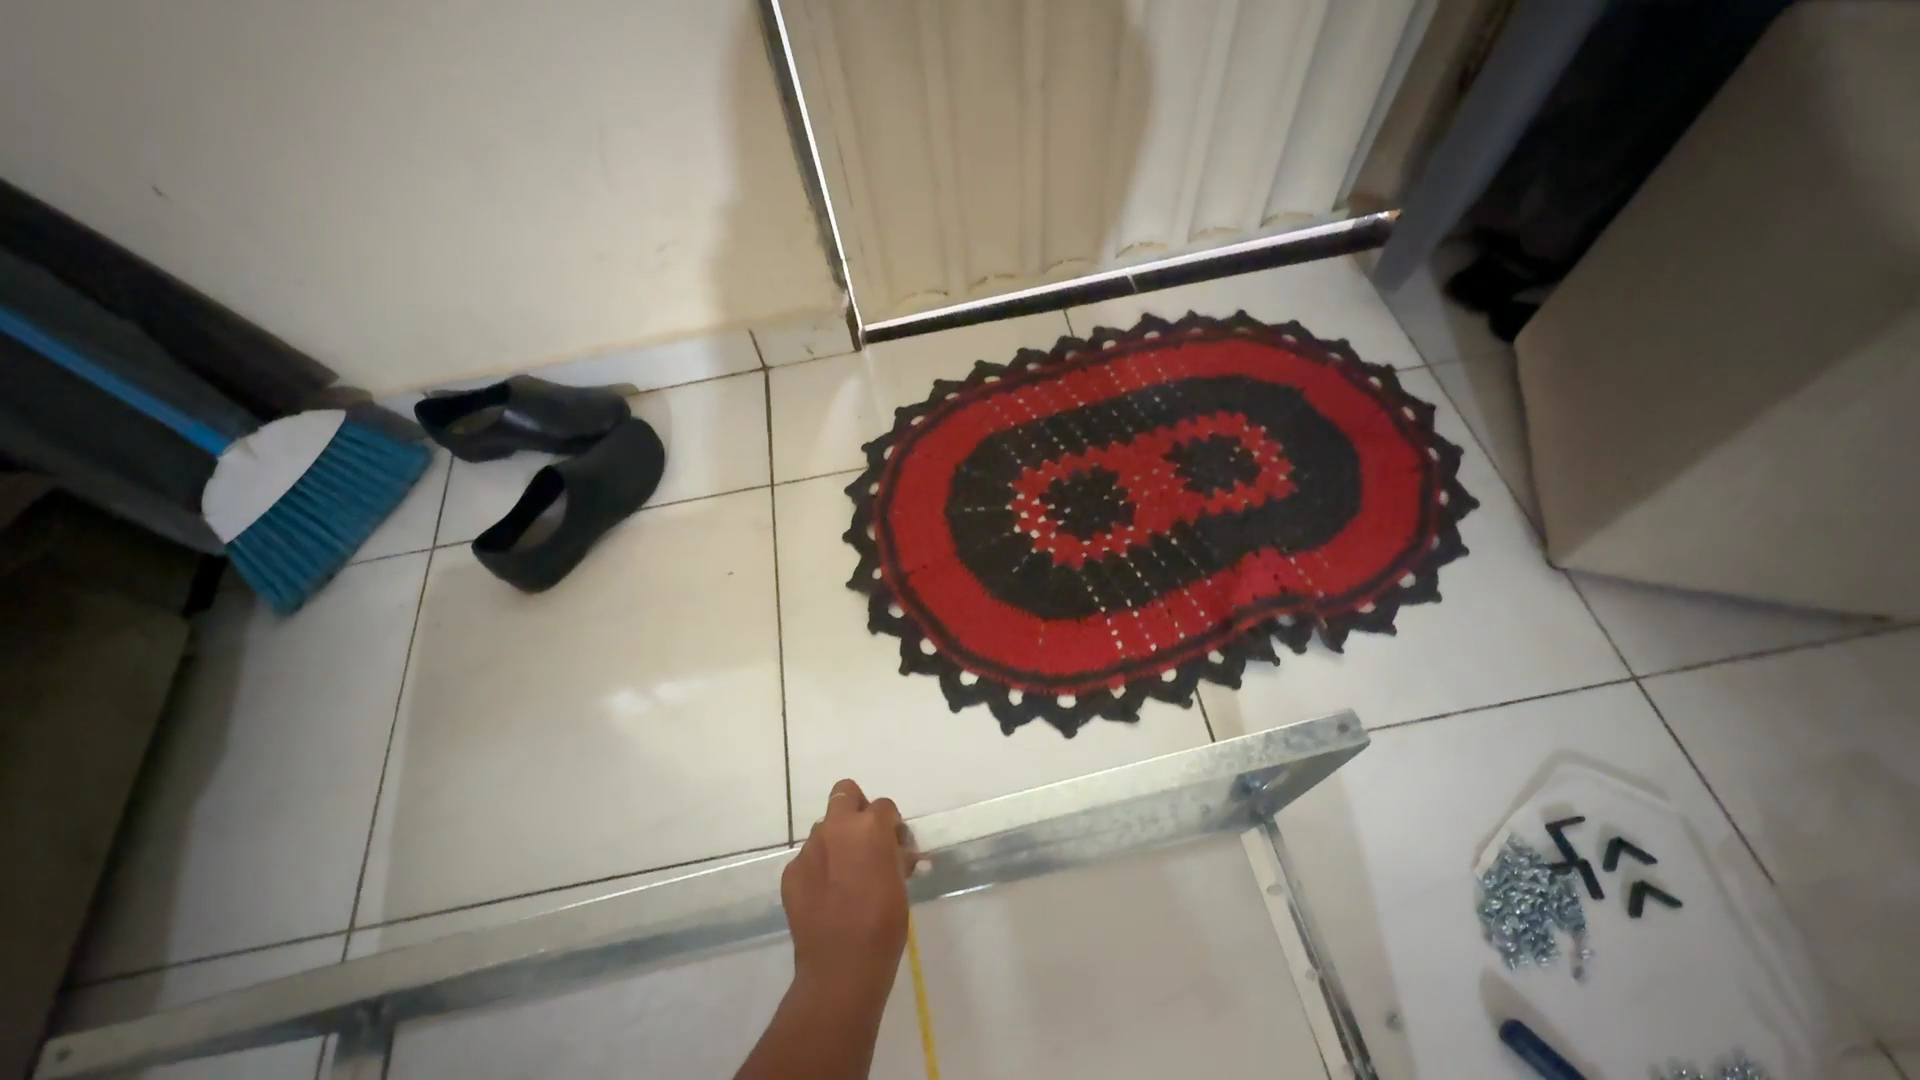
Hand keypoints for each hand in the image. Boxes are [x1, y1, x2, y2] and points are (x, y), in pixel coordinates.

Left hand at [781, 779, 915, 1004]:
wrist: (841, 966)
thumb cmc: (883, 925)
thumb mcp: (901, 886)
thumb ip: (896, 859)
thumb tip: (898, 853)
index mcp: (869, 828)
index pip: (884, 806)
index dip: (892, 824)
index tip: (897, 846)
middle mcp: (836, 829)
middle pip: (845, 793)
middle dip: (857, 809)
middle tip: (867, 840)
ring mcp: (808, 850)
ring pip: (824, 828)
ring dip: (837, 841)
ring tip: (846, 874)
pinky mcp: (790, 873)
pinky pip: (808, 859)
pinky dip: (819, 868)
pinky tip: (827, 895)